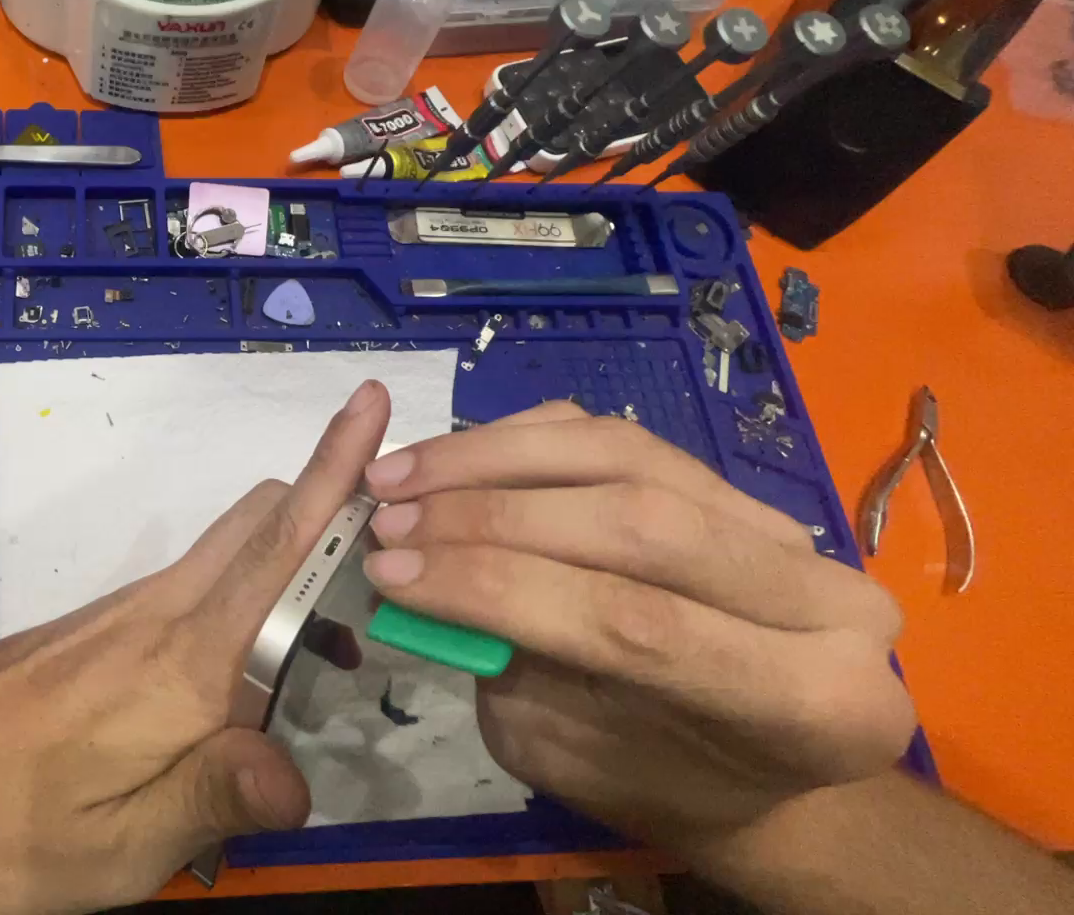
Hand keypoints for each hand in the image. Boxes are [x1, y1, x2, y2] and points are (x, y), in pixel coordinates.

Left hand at [0, 382, 390, 914]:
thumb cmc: (7, 820)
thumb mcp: (120, 845)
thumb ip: (217, 797)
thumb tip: (302, 777)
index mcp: (187, 660)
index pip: (282, 545)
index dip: (337, 471)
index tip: (375, 405)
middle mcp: (165, 611)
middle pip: (261, 519)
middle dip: (329, 509)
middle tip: (385, 567)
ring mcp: (130, 610)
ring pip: (232, 550)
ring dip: (292, 569)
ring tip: (334, 652)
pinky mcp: (106, 625)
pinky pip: (199, 587)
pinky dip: (247, 601)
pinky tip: (247, 680)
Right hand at [359, 401, 915, 851]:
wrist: (733, 755)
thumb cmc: (643, 774)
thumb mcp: (555, 744)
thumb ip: (498, 657)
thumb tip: (410, 568)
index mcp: (808, 702)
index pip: (633, 622)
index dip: (493, 586)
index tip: (386, 572)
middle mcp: (822, 597)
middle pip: (634, 519)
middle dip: (485, 514)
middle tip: (386, 519)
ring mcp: (774, 522)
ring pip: (617, 452)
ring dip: (483, 457)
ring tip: (396, 474)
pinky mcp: (717, 479)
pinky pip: (604, 434)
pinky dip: (509, 439)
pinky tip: (445, 458)